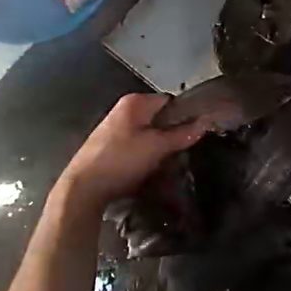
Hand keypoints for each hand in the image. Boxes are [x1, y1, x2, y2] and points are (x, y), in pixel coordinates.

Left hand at [57, 94, 207, 209]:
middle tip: (184, 149)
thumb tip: (206, 122)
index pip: (171, 101)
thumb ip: (182, 134)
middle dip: (173, 133)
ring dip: (160, 146)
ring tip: (169, 161)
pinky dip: (147, 154)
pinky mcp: (111, 146)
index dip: (186, 115)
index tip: (197, 132)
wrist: (83, 188)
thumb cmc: (121, 160)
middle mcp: (124, 110)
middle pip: (160, 118)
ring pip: (150, 133)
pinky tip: (150, 168)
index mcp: (134, 102)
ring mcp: (115, 128)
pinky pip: (138, 145)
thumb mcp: (157, 147)